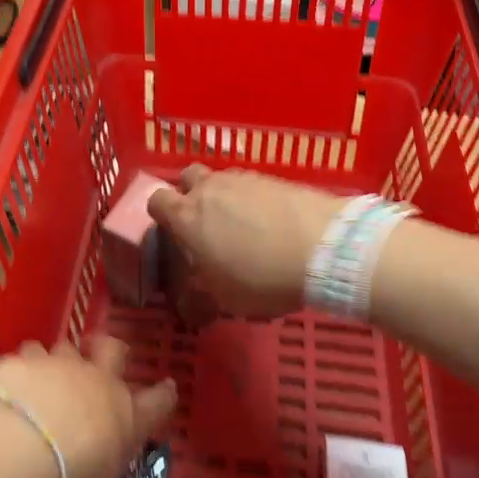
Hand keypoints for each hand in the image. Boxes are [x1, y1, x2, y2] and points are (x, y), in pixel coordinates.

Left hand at [0, 336, 175, 477]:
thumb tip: (97, 471)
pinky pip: (30, 353)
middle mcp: (99, 382)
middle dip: (109, 350)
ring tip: (47, 372)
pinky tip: (16, 378)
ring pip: (67, 347)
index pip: (158, 402)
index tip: (167, 387)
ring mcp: (63, 365)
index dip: (164, 394)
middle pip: (113, 350)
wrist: (26, 445)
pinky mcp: (28, 360)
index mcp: (127, 416)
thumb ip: (102, 467)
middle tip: (99, 354)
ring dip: (60, 360)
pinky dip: (25, 367)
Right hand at [148, 164, 345, 319]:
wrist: (321, 245)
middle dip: (190, 195)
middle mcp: (210, 188)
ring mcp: (243, 178)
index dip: (161, 216)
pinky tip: (268, 223)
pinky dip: (252, 199)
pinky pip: (250, 184)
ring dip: (223, 197)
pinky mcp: (272, 177)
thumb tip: (190, 300)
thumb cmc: (262, 277)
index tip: (174, 235)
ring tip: (242, 227)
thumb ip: (201, 294)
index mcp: (187, 216)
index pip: (157, 200)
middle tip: (205, 224)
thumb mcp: (226, 300)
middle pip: (187, 177)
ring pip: (221, 179)